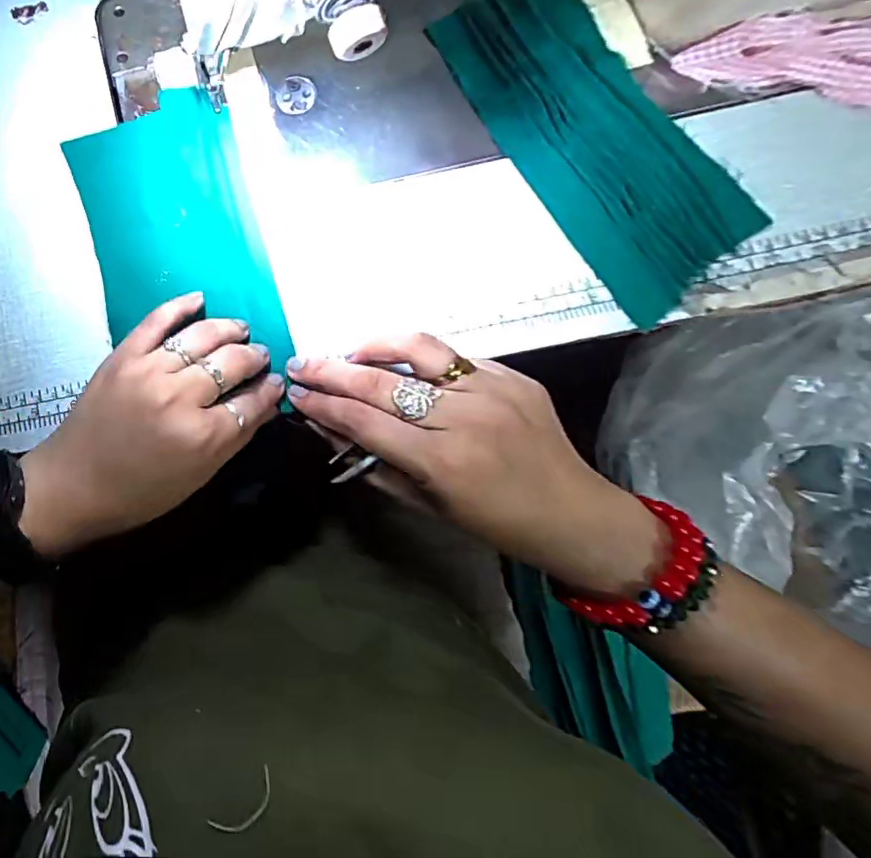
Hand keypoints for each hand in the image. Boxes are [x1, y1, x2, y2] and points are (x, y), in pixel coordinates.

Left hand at [19, 292, 285, 557]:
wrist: (73, 485)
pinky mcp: (123, 356)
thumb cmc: (140, 492)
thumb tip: (267, 403)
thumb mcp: (197, 476)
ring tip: (241, 329)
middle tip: (261, 355)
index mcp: (202, 436)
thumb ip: (235, 438)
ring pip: (202, 336)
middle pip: (233, 363)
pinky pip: (157, 320)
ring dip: (228, 329)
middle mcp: (180, 396)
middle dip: (255, 357)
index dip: (270, 389)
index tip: (276, 381)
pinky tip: (199, 299)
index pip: (251, 401)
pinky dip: (180, 306)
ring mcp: (149, 370)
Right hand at [285, 334, 663, 596]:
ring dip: (374, 346)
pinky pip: (453, 356)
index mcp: (441, 462)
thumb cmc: (494, 522)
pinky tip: (402, 365)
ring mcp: (491, 388)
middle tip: (302, 363)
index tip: (297, 394)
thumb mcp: (427, 503)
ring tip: (349, 352)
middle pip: (380, 383)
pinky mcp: (512, 374)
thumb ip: (375, 463)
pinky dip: (419, 359)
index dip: (324, 405)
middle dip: (332, 371)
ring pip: (417, 350)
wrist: (573, 512)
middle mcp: (464, 417)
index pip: (364, 421)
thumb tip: (331, 428)